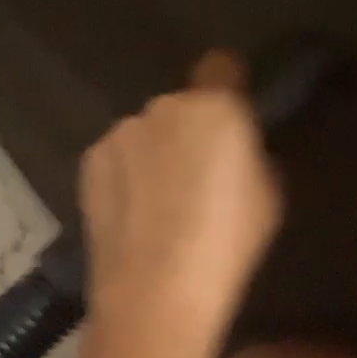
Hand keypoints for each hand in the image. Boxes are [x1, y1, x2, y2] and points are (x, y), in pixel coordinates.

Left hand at [77, 52, 282, 333]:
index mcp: (214, 107)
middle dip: (186, 132)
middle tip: (194, 177)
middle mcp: (161, 108)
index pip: (221, 66)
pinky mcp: (88, 166)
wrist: (154, 290)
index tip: (231, 116)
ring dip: (150, 154)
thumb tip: (235, 152)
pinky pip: (115, 160)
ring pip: (142, 135)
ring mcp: (118, 135)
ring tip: (157, 204)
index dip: (228, 87)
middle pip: (178, 108)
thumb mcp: (268, 194)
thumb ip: (250, 155)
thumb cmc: (225, 245)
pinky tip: (130, 214)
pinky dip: (122, 177)